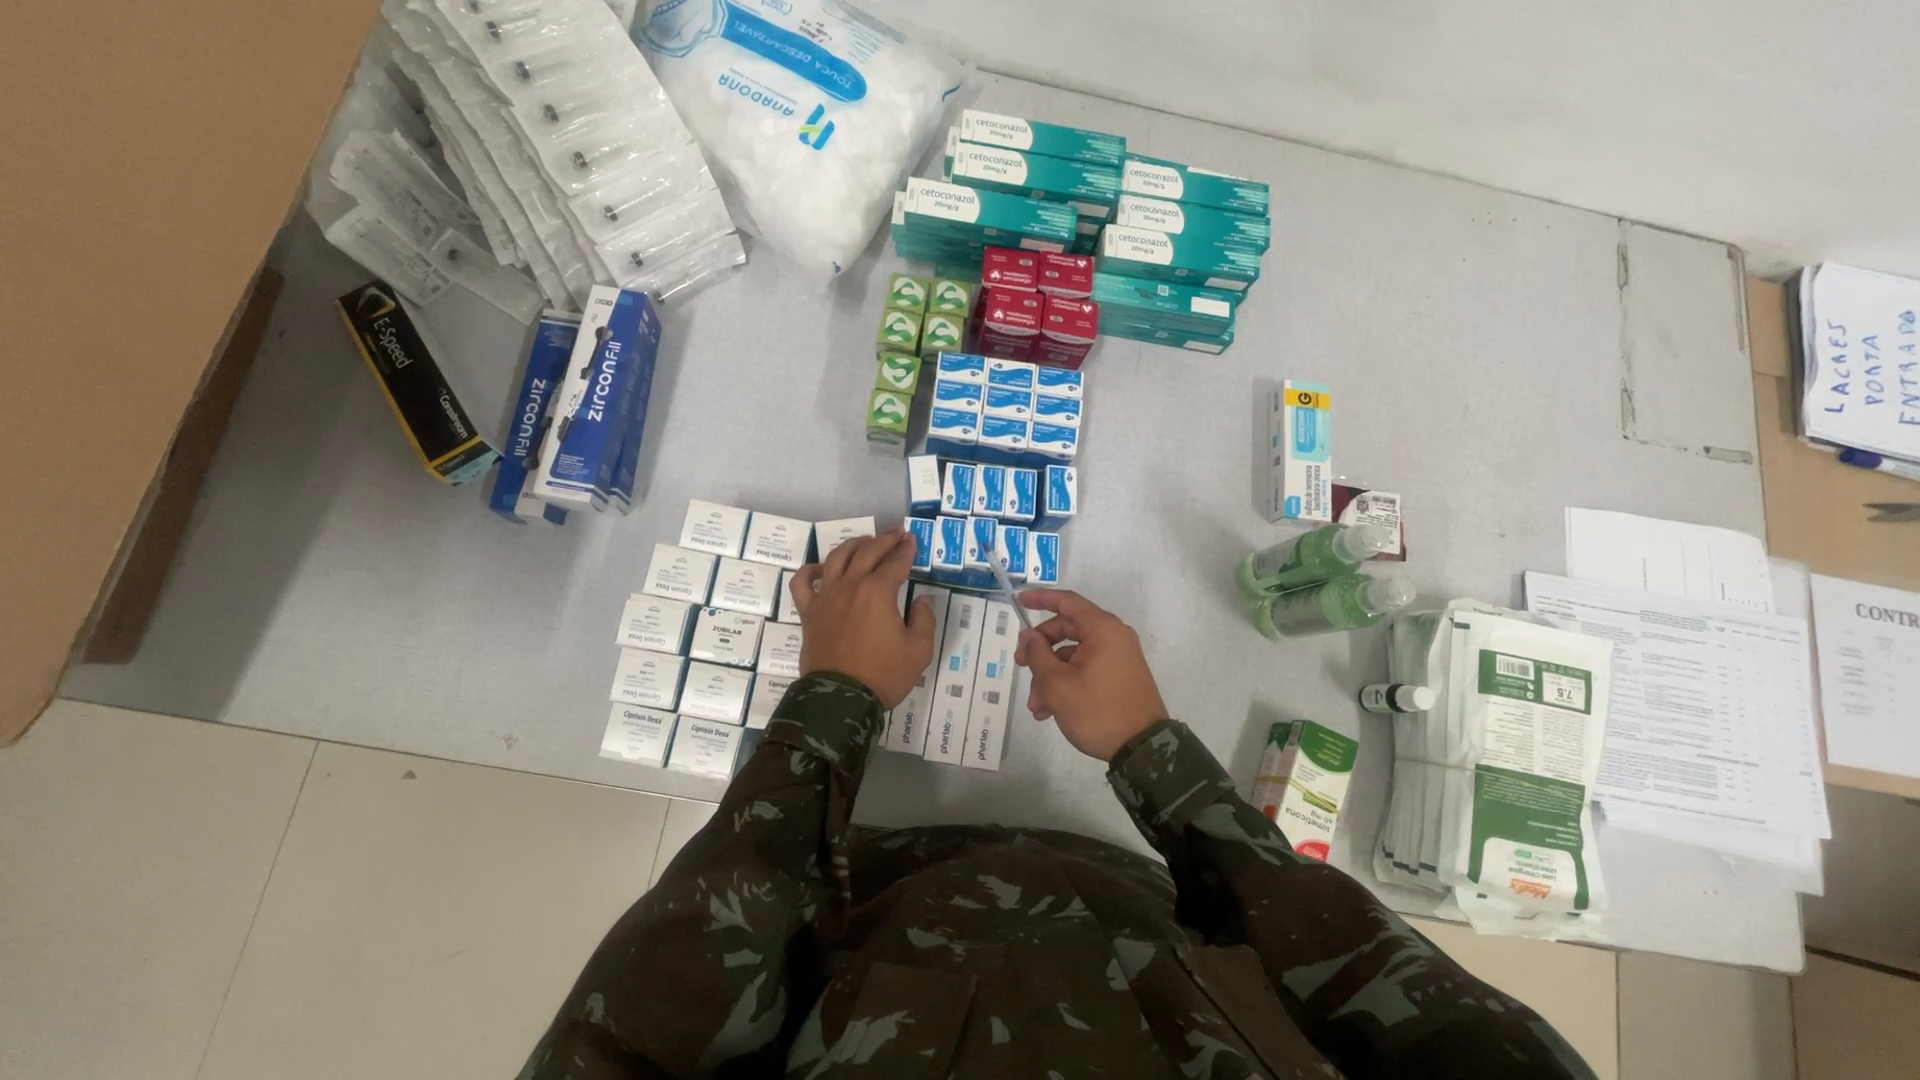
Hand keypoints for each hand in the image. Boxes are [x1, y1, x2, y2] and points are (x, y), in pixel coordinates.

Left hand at [791, 528, 937, 708]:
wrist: (841, 699)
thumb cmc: (884, 674)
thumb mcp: (919, 651)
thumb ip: (924, 620)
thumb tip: (923, 599)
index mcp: (878, 592)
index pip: (896, 562)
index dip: (906, 549)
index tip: (912, 540)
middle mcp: (850, 586)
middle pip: (867, 552)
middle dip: (884, 540)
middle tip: (895, 534)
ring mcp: (825, 597)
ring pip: (836, 558)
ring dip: (853, 546)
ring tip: (864, 543)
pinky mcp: (808, 612)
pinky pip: (802, 583)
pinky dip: (810, 571)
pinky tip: (821, 569)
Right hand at [1015, 590, 1169, 762]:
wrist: (1142, 748)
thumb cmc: (1097, 710)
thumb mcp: (1058, 683)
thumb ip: (1038, 654)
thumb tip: (1030, 636)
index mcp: (1103, 629)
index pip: (1067, 602)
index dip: (1041, 599)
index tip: (1019, 601)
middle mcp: (1114, 638)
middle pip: (1067, 630)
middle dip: (1040, 651)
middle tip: (1020, 666)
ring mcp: (1119, 659)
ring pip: (1074, 656)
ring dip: (1050, 676)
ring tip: (1037, 707)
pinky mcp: (1120, 678)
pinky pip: (1087, 671)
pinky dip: (1067, 684)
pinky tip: (1050, 711)